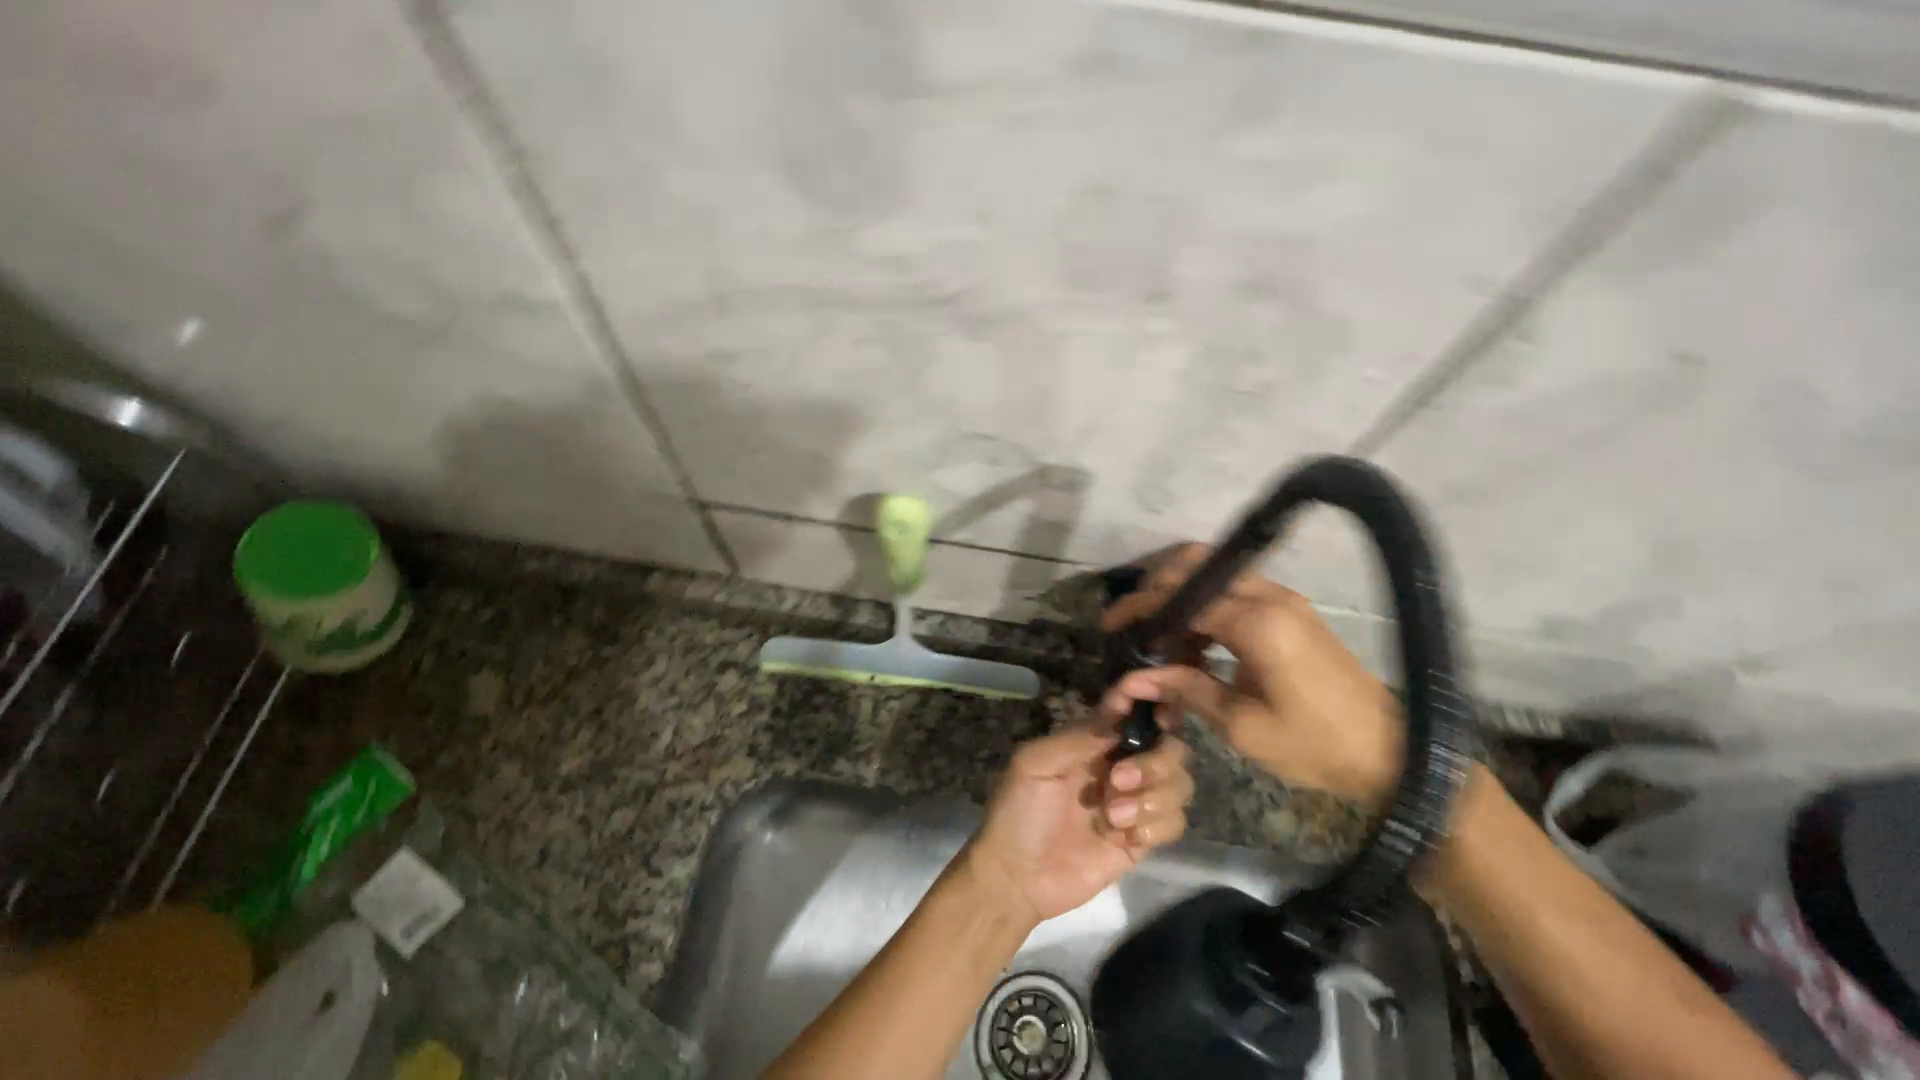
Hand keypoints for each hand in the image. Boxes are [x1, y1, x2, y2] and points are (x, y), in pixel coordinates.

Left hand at [964, 726, 1192, 922]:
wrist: (1017, 877)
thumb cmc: (1018, 812)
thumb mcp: (1034, 764)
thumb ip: (1078, 738)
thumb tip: (1121, 717)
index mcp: (1094, 740)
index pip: (1135, 710)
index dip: (1154, 702)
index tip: (1161, 711)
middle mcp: (1122, 765)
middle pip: (1172, 747)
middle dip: (1155, 762)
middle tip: (1117, 782)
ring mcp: (1136, 802)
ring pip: (1180, 784)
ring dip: (1152, 799)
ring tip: (1112, 818)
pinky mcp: (1143, 838)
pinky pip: (1175, 823)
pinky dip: (1154, 828)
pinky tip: (1122, 839)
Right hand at [1101, 543, 1402, 807]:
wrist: (1390, 752)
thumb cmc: (1313, 746)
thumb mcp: (1241, 726)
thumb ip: (1186, 690)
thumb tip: (1133, 679)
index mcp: (1257, 625)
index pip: (1183, 599)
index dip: (1141, 610)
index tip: (1111, 627)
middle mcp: (1271, 598)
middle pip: (1199, 565)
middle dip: (1157, 586)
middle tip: (1133, 621)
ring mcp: (1285, 600)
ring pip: (1217, 573)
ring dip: (1182, 596)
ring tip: (1159, 639)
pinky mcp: (1292, 612)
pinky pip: (1237, 591)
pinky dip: (1207, 606)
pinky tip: (1193, 643)